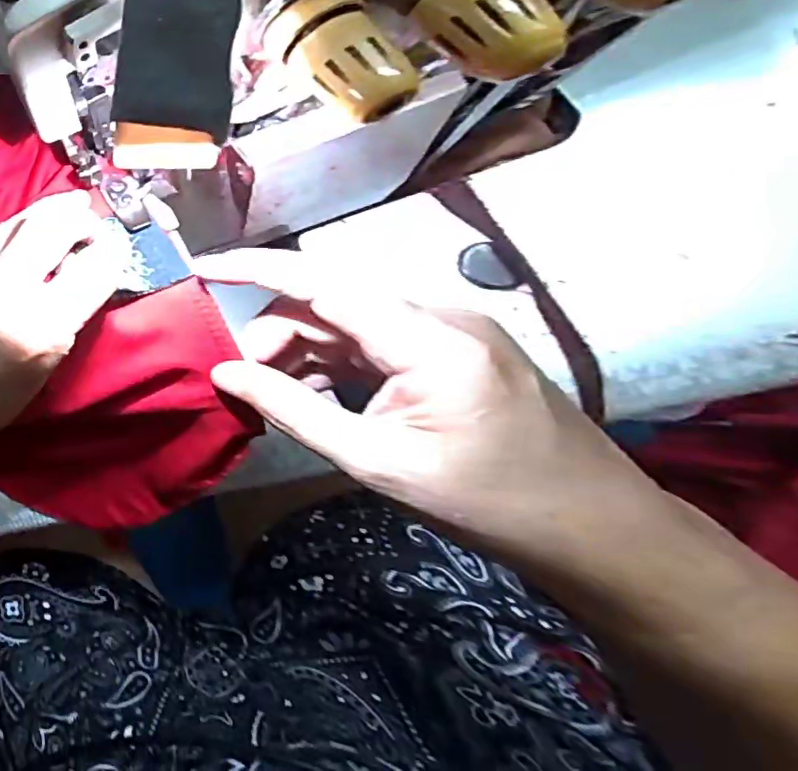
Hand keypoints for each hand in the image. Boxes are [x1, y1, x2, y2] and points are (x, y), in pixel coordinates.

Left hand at [0, 129, 124, 464]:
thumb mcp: (48, 367)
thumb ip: (70, 312)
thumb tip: (90, 260)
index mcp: (44, 328)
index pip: (96, 267)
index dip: (105, 254)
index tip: (103, 251)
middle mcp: (7, 293)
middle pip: (58, 230)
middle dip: (81, 222)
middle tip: (85, 226)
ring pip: (20, 220)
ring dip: (47, 212)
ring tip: (61, 211)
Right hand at [192, 249, 661, 551]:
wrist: (597, 531)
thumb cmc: (487, 502)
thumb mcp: (374, 462)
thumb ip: (291, 409)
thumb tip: (224, 373)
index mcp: (430, 340)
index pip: (322, 281)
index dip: (253, 268)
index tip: (200, 268)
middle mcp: (437, 315)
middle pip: (326, 299)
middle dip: (272, 332)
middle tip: (243, 378)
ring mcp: (445, 326)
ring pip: (342, 316)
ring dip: (298, 347)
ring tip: (276, 391)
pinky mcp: (446, 342)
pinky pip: (367, 334)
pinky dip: (328, 357)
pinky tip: (315, 393)